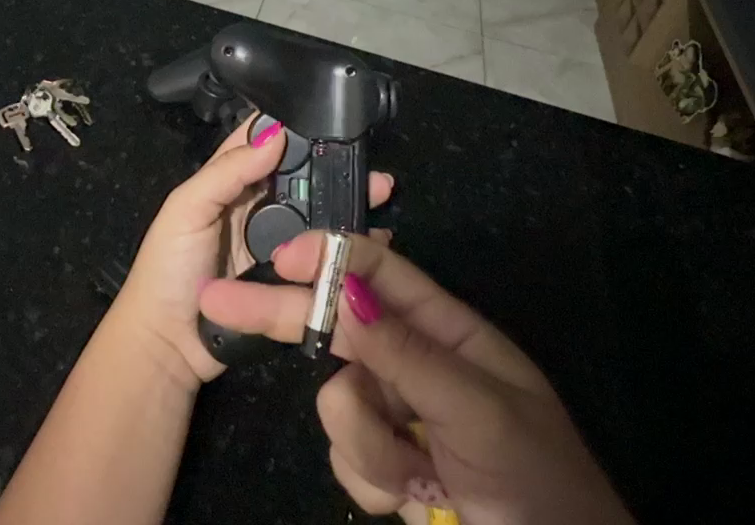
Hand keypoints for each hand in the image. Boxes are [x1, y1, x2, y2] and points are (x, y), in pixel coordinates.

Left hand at [113, 117, 394, 385]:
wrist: (169, 346)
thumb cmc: (168, 269)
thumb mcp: (187, 210)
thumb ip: (226, 171)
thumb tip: (275, 134)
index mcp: (229, 181)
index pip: (266, 143)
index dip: (295, 128)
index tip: (333, 118)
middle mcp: (258, 205)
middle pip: (301, 177)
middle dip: (334, 166)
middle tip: (369, 163)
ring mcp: (278, 242)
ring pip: (318, 213)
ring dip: (347, 201)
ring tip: (380, 191)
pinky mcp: (292, 276)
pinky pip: (323, 254)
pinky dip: (348, 243)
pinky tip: (374, 236)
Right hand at [199, 233, 632, 524]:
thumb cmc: (538, 482)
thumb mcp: (479, 410)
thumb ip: (406, 352)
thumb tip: (346, 289)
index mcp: (447, 330)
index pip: (379, 274)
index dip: (330, 257)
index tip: (281, 257)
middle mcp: (413, 362)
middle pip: (336, 325)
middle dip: (284, 315)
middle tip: (216, 300)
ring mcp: (396, 413)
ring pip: (336, 401)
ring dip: (369, 443)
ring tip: (421, 474)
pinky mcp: (383, 461)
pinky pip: (343, 454)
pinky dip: (372, 479)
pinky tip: (415, 497)